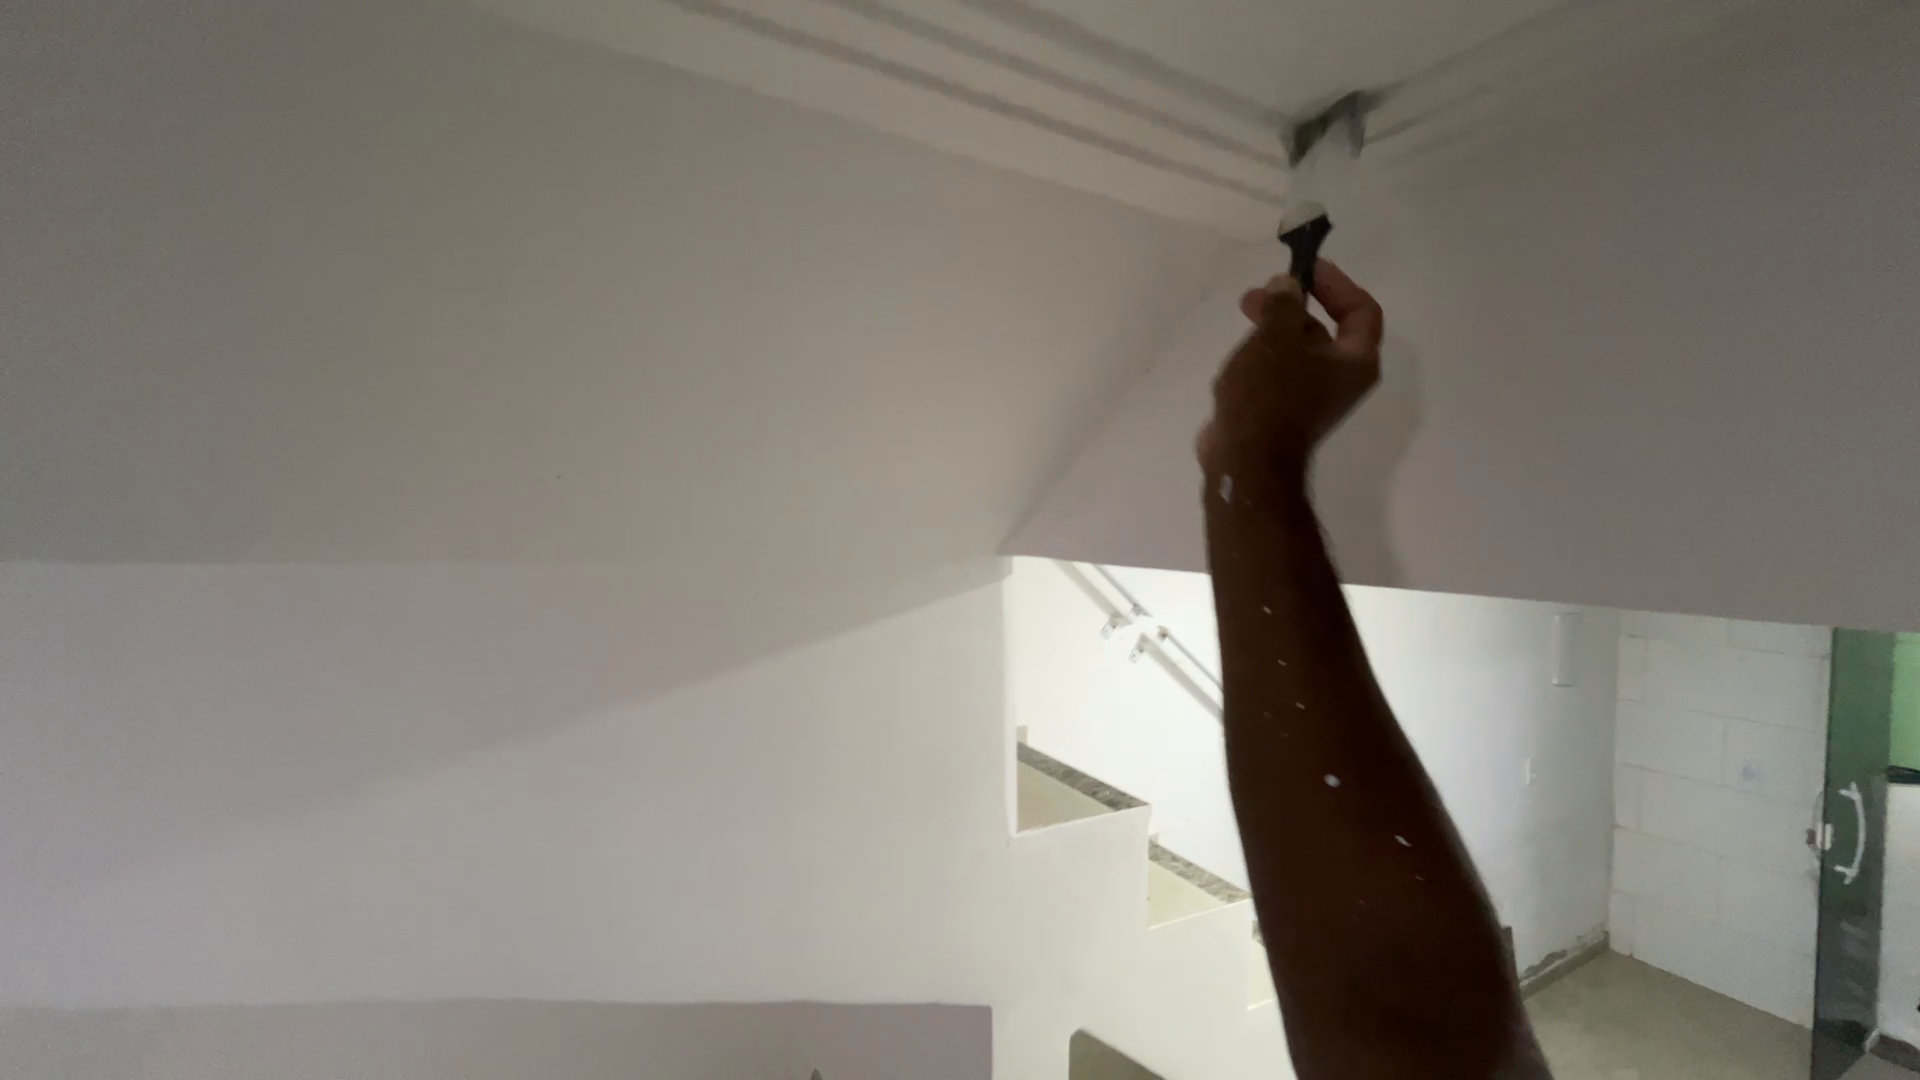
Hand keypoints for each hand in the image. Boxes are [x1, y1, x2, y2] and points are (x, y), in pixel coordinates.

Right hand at [1197, 259, 1383, 481]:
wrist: (1245, 461)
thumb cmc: (1269, 395)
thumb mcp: (1276, 338)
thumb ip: (1283, 305)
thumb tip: (1287, 286)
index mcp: (1355, 363)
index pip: (1361, 310)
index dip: (1335, 284)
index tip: (1305, 268)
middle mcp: (1339, 383)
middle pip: (1323, 332)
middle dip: (1290, 307)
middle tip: (1256, 296)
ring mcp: (1308, 402)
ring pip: (1294, 355)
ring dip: (1270, 333)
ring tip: (1240, 323)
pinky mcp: (1279, 417)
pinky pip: (1273, 378)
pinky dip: (1258, 362)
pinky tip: (1232, 361)